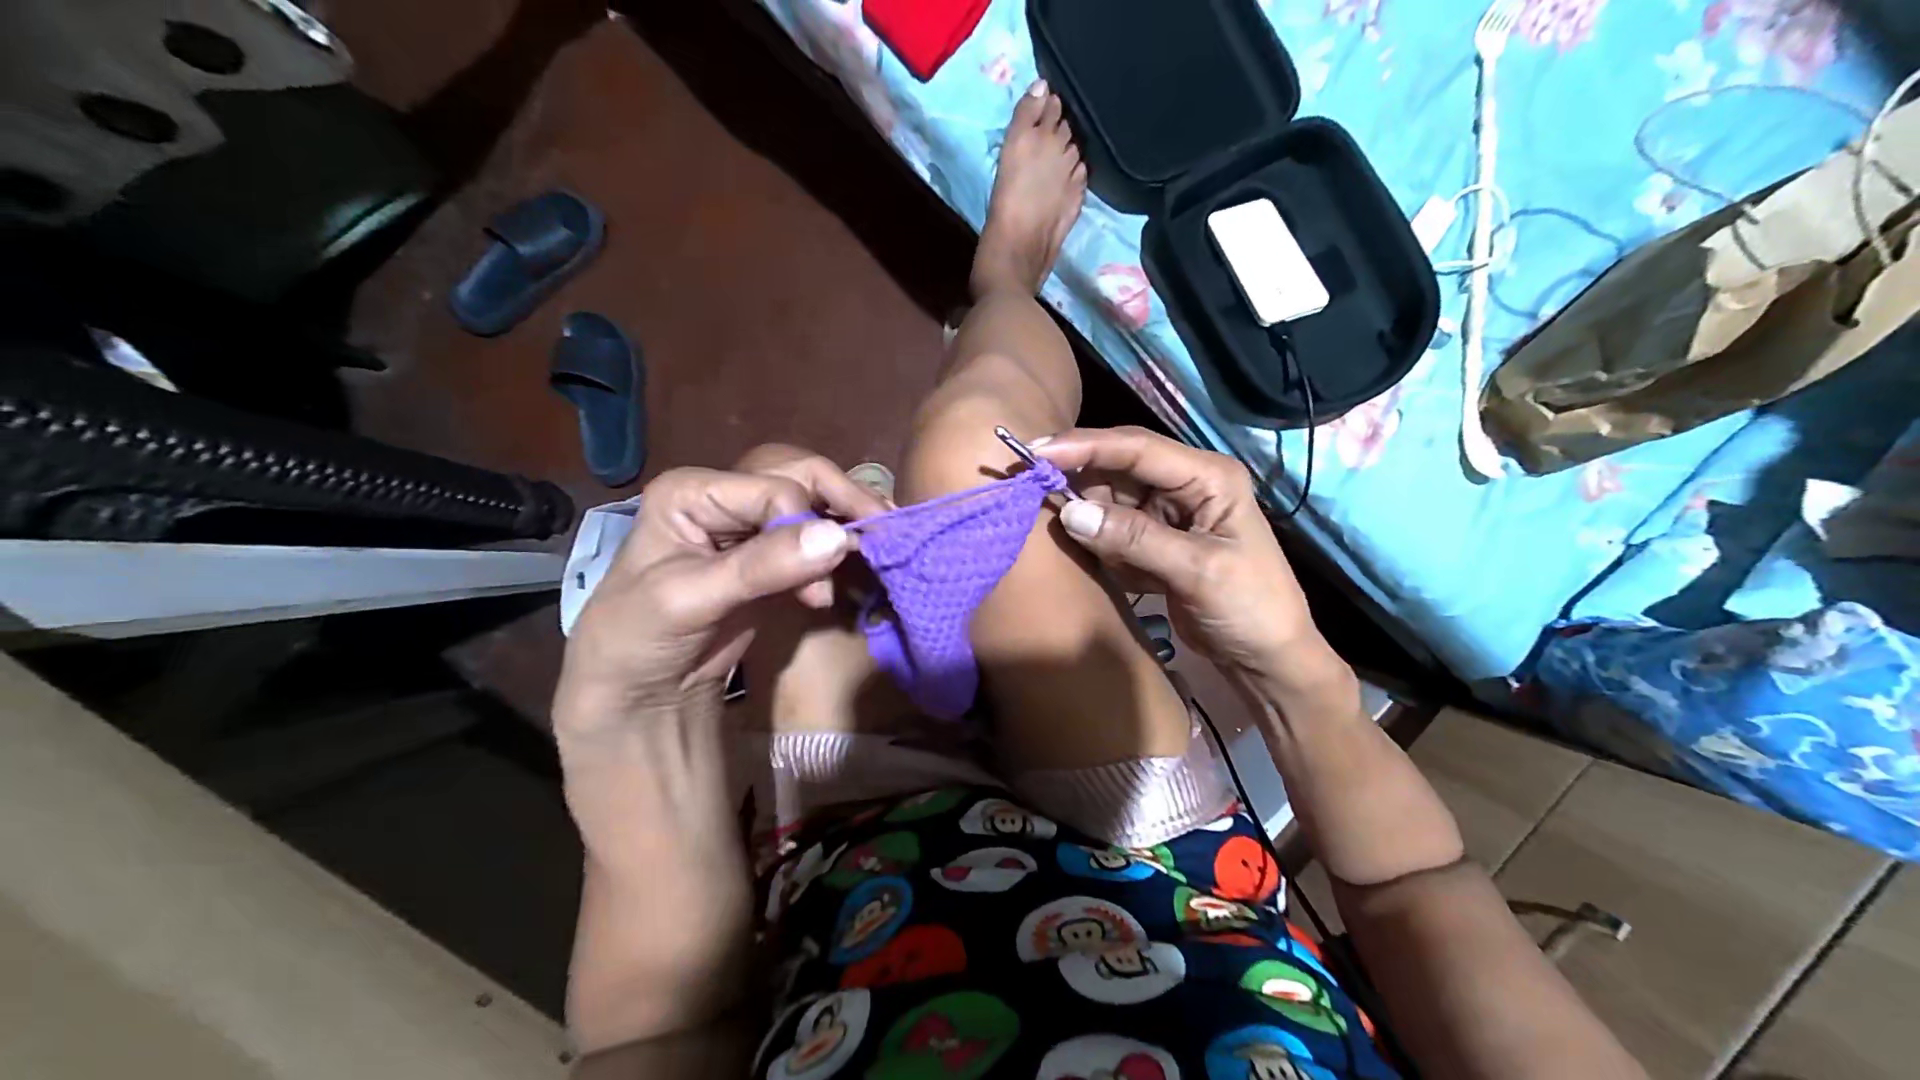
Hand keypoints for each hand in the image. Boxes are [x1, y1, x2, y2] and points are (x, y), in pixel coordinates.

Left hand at [553, 447, 883, 736]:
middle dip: (843, 500)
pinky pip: (814, 534)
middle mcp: (724, 496)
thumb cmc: (639, 639)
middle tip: (883, 527)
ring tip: (884, 536)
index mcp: (692, 491)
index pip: (772, 488)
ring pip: (813, 499)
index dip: (807, 526)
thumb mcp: (691, 599)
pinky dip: (841, 541)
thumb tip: (840, 538)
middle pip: (799, 477)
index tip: (821, 589)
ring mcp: (749, 524)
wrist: (637, 690)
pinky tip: (864, 553)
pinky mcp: (769, 555)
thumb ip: (763, 566)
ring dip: (848, 516)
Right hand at [1033, 426, 1336, 687]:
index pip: (1137, 449)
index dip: (1086, 446)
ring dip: (1088, 515)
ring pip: (1109, 497)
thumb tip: (1069, 512)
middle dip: (1078, 477)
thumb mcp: (1197, 570)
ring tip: (1078, 538)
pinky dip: (1100, 542)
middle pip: (1117, 467)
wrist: (1266, 656)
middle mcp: (1185, 484)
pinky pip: (1112, 528)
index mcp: (1208, 477)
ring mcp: (1168, 512)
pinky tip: (1110, 564)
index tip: (1038, 451)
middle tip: (1033, 488)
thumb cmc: (1250, 607)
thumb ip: (1134, 538)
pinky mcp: (1154, 539)